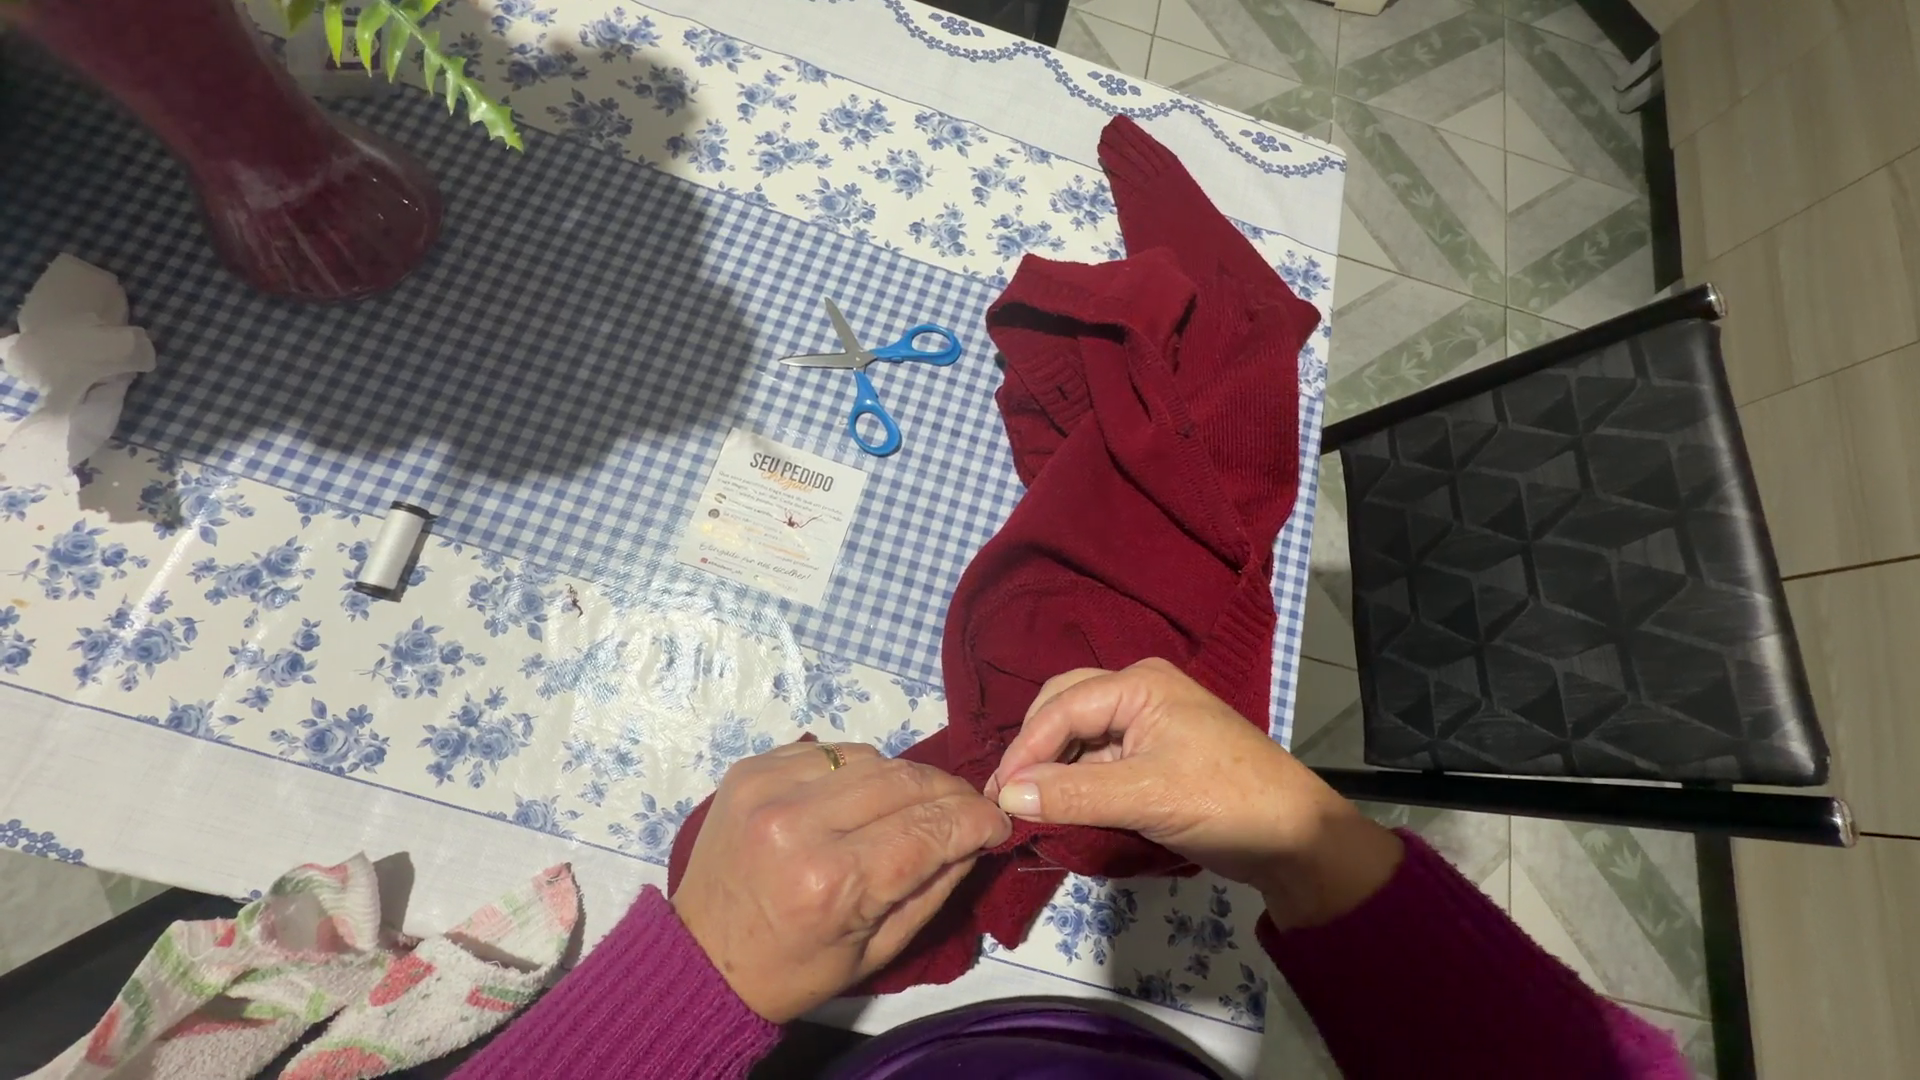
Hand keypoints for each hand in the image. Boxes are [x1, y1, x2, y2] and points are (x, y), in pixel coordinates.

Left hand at [671, 742, 1011, 1022]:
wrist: (700, 957)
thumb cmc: (794, 968)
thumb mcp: (878, 950)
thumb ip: (936, 886)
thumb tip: (978, 835)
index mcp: (831, 883)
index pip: (929, 830)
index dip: (975, 820)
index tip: (997, 821)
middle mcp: (799, 824)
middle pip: (906, 781)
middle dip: (949, 792)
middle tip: (965, 808)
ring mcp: (770, 786)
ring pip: (873, 756)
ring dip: (903, 779)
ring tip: (905, 807)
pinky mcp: (752, 767)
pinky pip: (832, 749)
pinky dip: (857, 769)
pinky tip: (853, 797)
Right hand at [985, 658, 1403, 929]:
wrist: (1298, 840)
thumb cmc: (1226, 801)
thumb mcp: (1146, 796)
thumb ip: (1073, 793)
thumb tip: (1006, 795)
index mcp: (1138, 683)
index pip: (1062, 706)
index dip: (1025, 748)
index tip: (996, 792)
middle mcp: (1137, 691)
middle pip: (1065, 707)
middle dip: (1035, 748)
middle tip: (1008, 793)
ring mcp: (1145, 722)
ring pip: (1079, 734)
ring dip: (1053, 765)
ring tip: (1026, 803)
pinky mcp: (1151, 752)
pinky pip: (1098, 757)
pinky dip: (1076, 779)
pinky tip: (1059, 804)